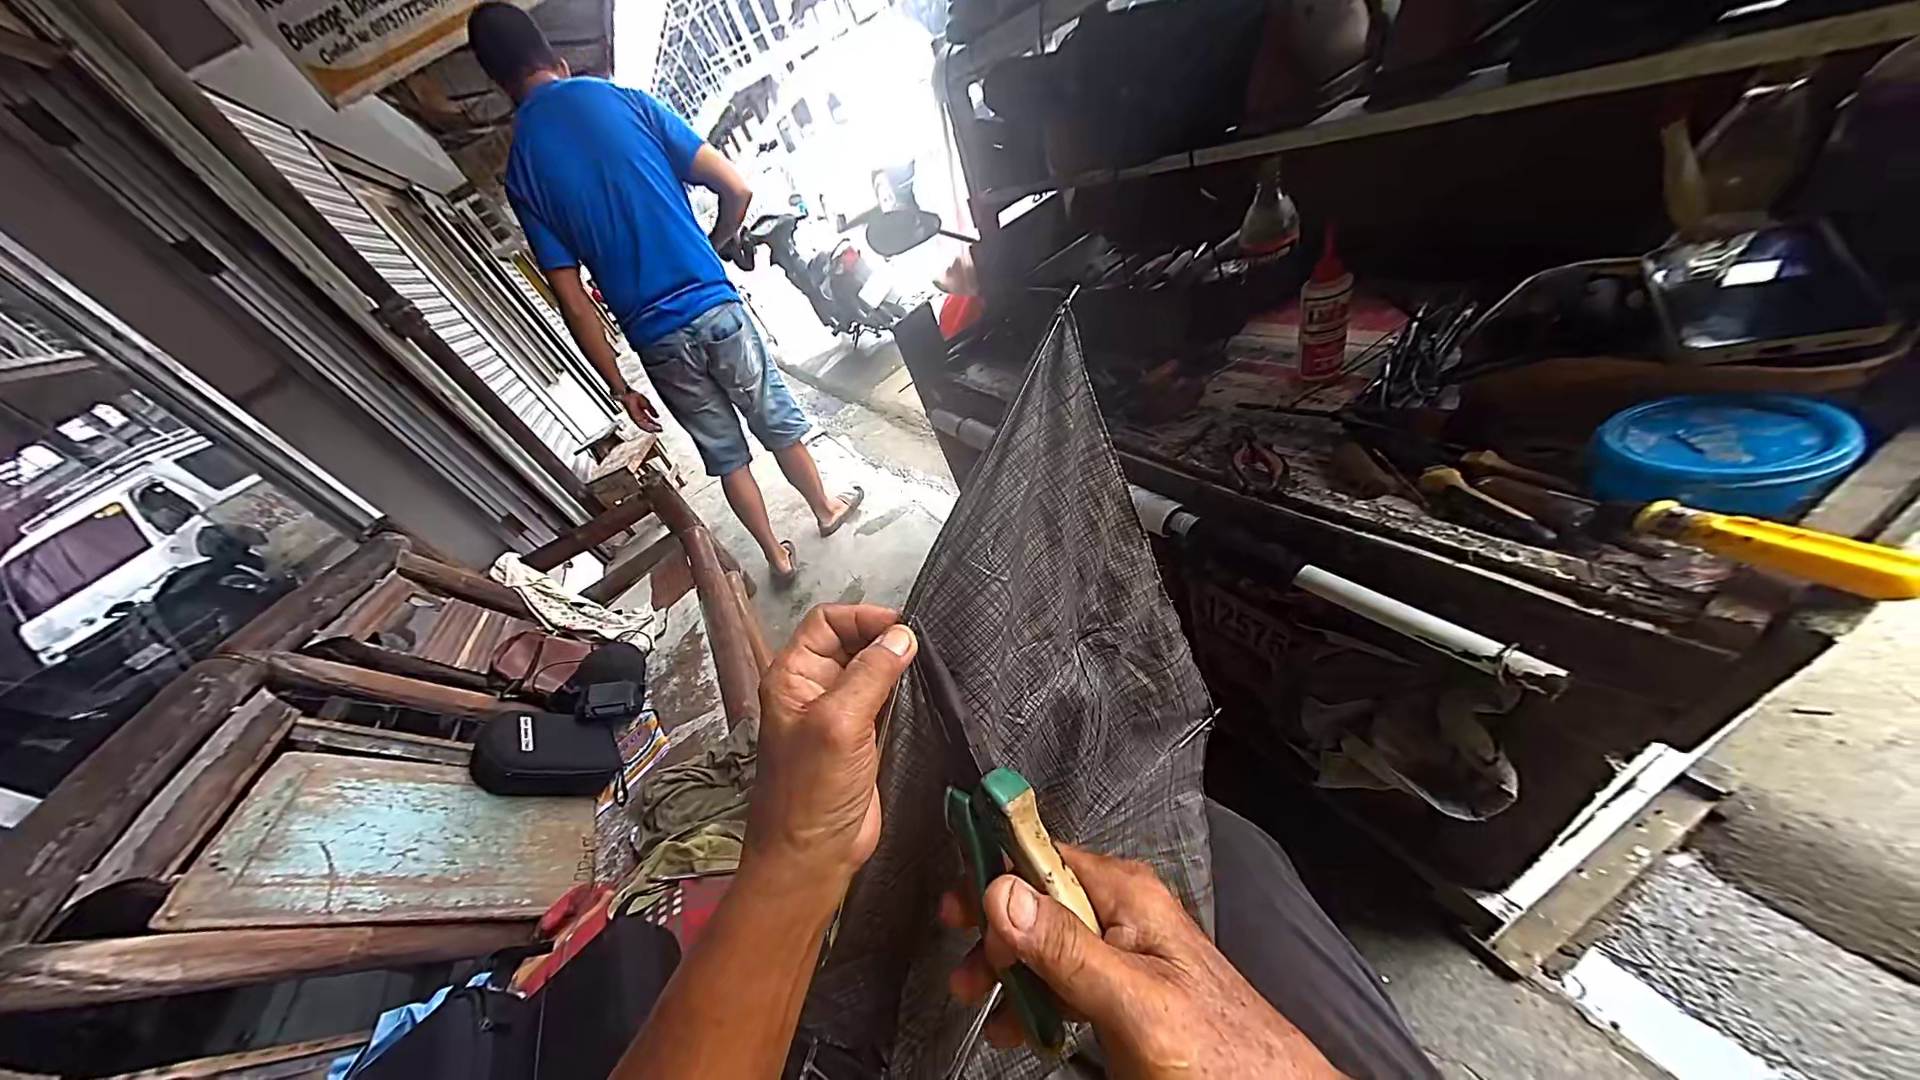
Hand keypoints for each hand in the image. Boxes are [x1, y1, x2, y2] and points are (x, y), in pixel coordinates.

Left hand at [618, 389, 662, 432]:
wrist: (627, 394)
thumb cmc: (634, 396)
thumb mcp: (646, 403)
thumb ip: (652, 410)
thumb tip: (657, 416)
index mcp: (641, 414)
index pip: (649, 421)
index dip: (655, 425)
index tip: (660, 427)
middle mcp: (638, 417)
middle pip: (647, 425)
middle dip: (654, 428)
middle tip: (660, 430)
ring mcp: (636, 417)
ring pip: (645, 426)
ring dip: (652, 428)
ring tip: (658, 429)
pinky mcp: (634, 417)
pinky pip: (641, 424)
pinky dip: (648, 426)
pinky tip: (652, 427)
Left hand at [749, 604, 915, 885]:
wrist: (813, 860)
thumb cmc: (812, 792)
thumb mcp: (839, 723)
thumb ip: (871, 674)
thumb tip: (903, 635)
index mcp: (793, 675)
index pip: (827, 622)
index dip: (862, 617)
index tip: (901, 627)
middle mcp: (814, 687)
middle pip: (850, 641)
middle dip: (882, 637)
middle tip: (920, 646)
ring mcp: (838, 712)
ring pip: (869, 669)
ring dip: (895, 663)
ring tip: (927, 664)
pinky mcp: (862, 735)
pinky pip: (883, 698)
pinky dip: (902, 689)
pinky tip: (923, 690)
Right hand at [944, 847, 1340, 1078]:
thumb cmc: (1220, 1053)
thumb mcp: (1132, 999)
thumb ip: (1066, 946)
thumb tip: (1003, 893)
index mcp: (1124, 892)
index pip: (1043, 854)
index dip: (996, 868)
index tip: (959, 894)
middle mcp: (1119, 910)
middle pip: (1036, 899)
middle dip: (996, 930)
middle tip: (968, 963)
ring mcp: (1118, 949)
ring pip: (1044, 940)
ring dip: (1009, 967)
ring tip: (982, 997)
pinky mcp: (1117, 986)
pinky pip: (1061, 974)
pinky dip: (1032, 994)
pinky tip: (1018, 1022)